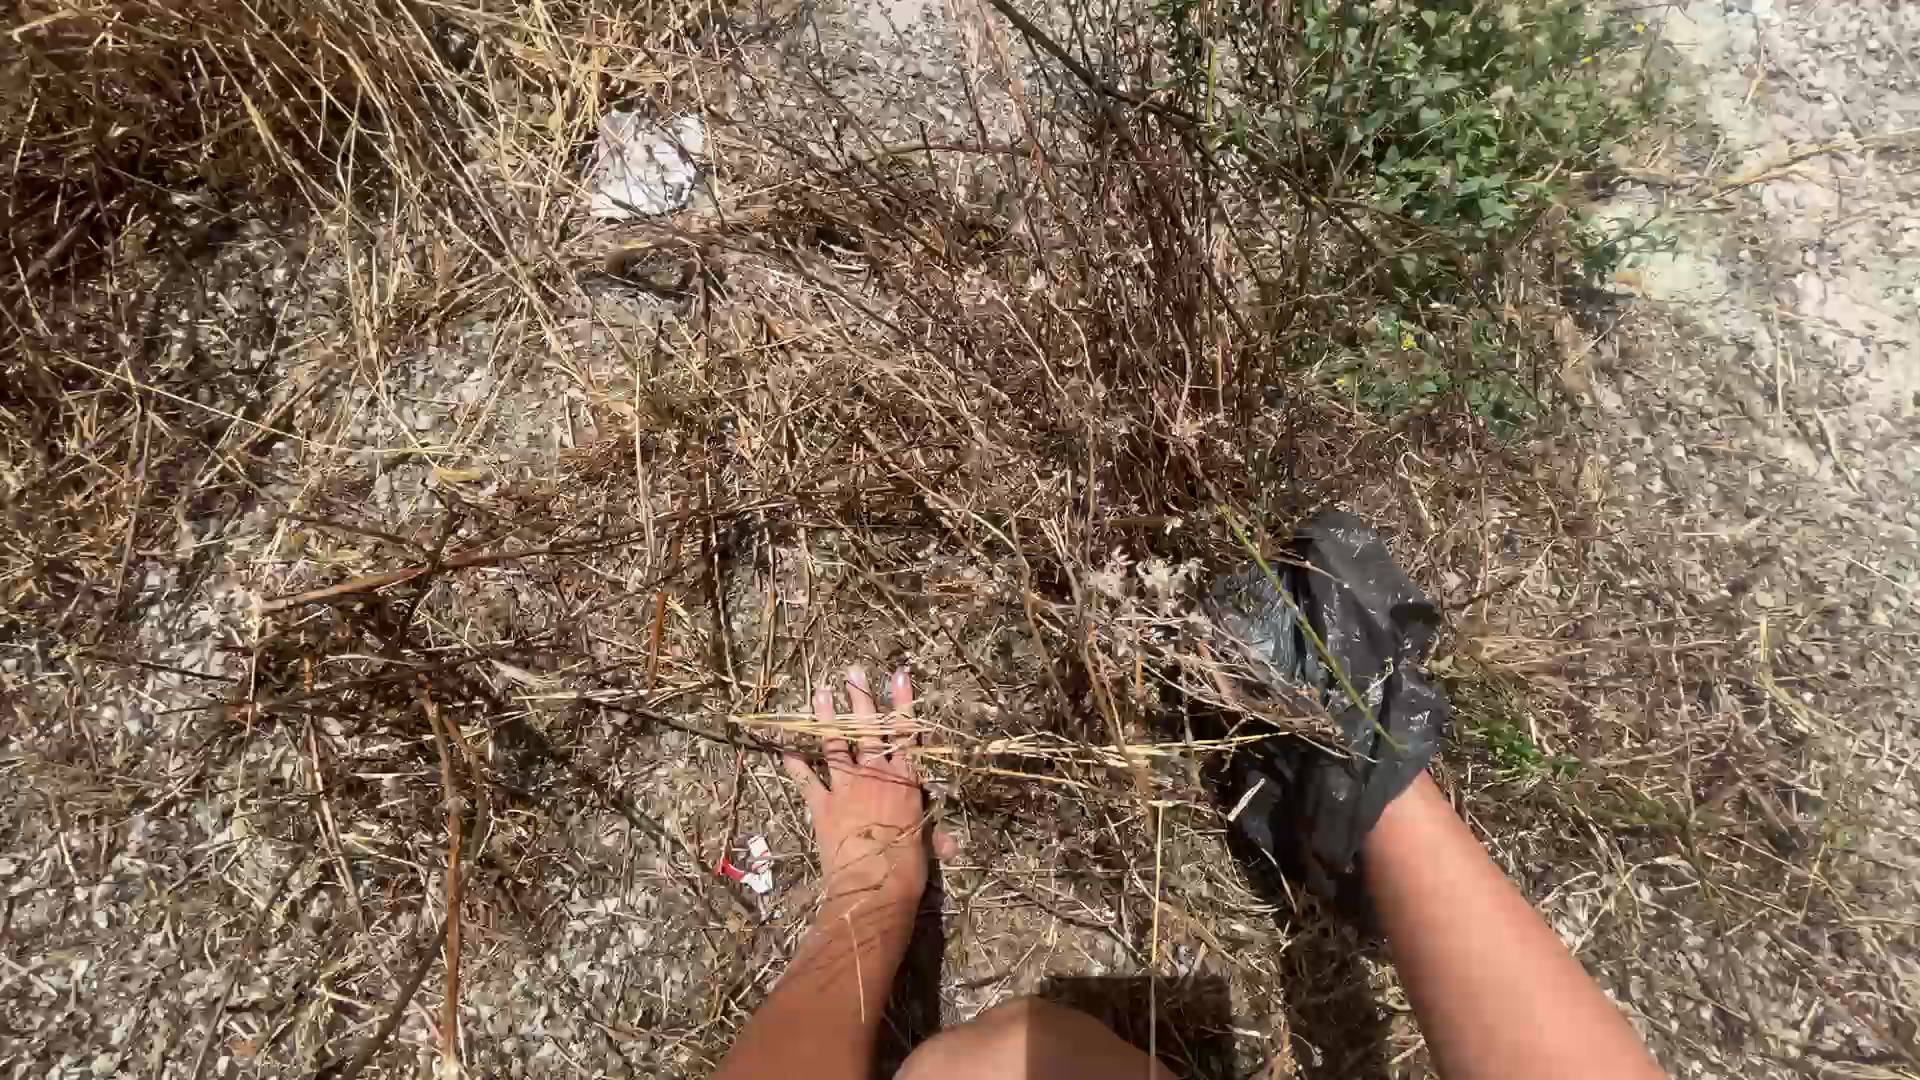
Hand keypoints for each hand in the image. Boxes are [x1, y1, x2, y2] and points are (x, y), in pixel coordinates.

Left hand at [783, 666, 929, 912]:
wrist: (874, 889)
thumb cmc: (907, 868)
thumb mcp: (926, 846)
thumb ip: (935, 837)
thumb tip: (954, 846)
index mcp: (905, 780)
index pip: (905, 733)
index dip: (902, 702)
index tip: (897, 674)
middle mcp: (876, 775)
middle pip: (868, 729)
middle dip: (860, 698)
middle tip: (852, 671)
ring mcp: (846, 787)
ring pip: (836, 744)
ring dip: (826, 718)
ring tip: (820, 692)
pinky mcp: (822, 806)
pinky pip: (806, 779)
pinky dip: (795, 763)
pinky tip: (785, 745)